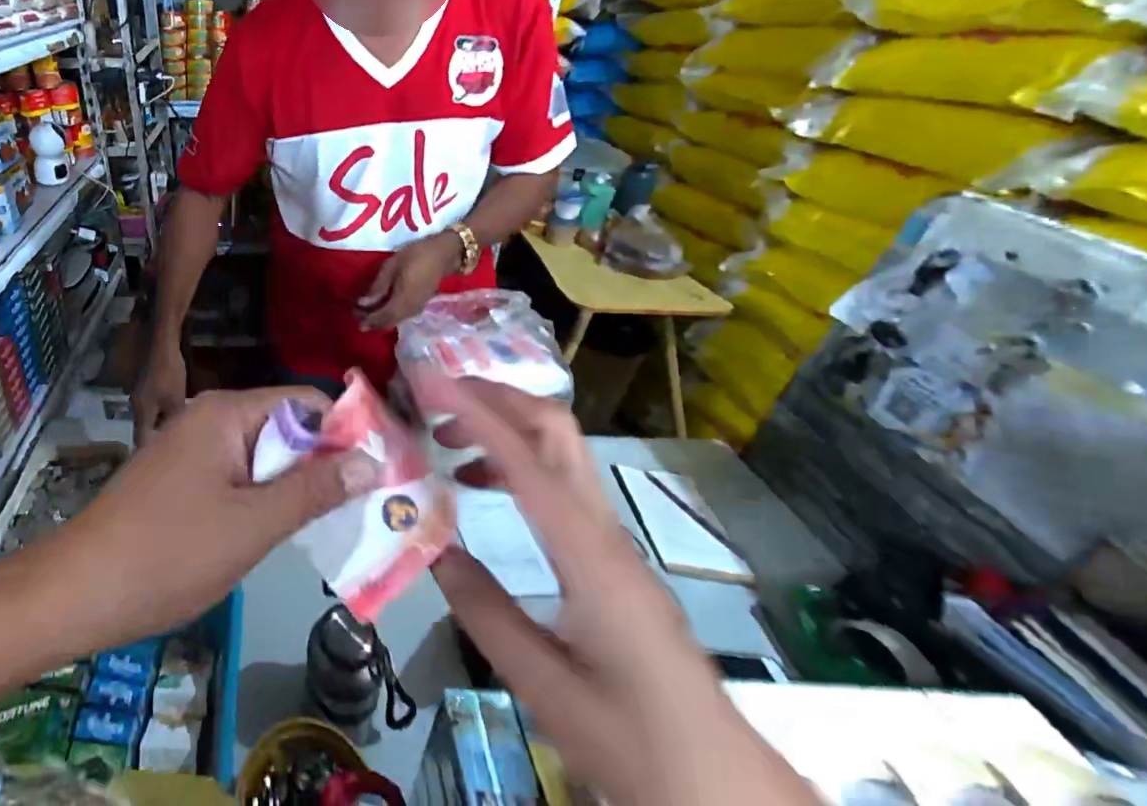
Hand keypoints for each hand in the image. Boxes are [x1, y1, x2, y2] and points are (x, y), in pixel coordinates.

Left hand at [43, 388, 380, 652]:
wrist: (70, 596)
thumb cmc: (167, 555)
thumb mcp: (252, 526)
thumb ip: (314, 489)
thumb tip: (370, 459)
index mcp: (226, 413)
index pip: (307, 403)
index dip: (347, 431)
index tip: (381, 466)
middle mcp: (209, 417)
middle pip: (286, 427)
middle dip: (324, 462)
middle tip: (365, 501)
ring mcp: (191, 448)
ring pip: (263, 456)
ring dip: (295, 484)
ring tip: (335, 518)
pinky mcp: (180, 478)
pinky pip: (238, 475)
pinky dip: (264, 497)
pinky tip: (281, 528)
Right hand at [132, 343, 187, 446]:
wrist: (162, 347)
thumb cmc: (169, 374)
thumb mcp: (176, 399)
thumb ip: (176, 420)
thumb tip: (179, 438)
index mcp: (141, 412)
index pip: (140, 441)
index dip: (146, 455)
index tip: (153, 467)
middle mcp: (137, 407)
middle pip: (144, 431)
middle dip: (153, 444)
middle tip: (166, 456)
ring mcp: (141, 397)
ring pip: (150, 420)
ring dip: (159, 430)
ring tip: (171, 441)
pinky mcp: (149, 390)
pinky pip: (154, 410)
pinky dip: (162, 418)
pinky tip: (174, 420)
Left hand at [357, 230, 460, 330]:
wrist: (444, 254)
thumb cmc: (417, 255)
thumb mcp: (392, 266)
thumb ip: (378, 287)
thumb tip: (363, 304)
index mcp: (402, 301)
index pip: (382, 317)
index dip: (368, 319)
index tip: (354, 316)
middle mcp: (410, 310)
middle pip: (388, 322)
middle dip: (372, 321)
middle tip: (357, 316)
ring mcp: (417, 309)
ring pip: (395, 320)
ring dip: (380, 319)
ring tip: (367, 313)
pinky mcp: (420, 305)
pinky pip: (402, 316)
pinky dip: (390, 315)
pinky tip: (382, 308)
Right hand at [407, 372, 813, 805]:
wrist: (717, 774)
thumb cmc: (632, 738)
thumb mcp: (543, 685)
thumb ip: (484, 612)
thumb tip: (434, 547)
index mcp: (585, 552)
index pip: (524, 458)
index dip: (475, 412)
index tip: (429, 380)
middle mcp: (602, 527)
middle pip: (555, 428)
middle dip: (496, 398)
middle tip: (436, 401)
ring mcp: (611, 535)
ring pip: (559, 450)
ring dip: (505, 428)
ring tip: (448, 444)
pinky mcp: (610, 551)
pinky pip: (560, 483)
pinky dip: (517, 465)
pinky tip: (484, 490)